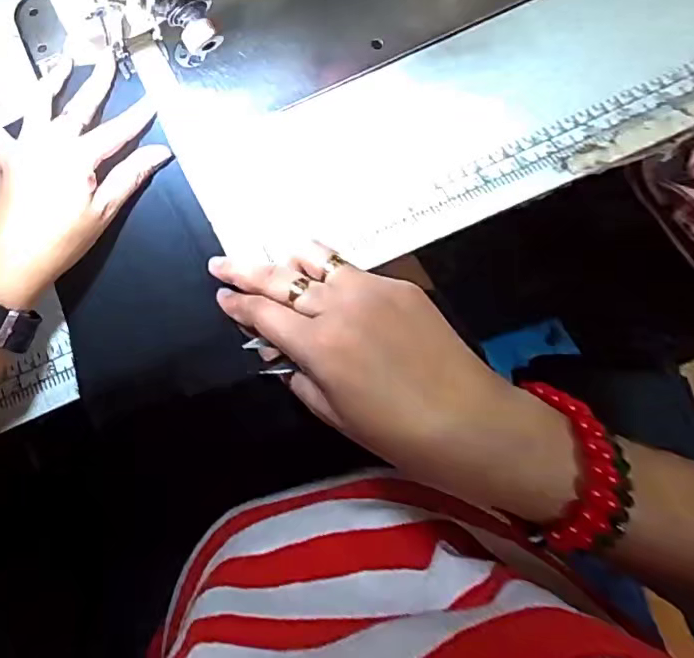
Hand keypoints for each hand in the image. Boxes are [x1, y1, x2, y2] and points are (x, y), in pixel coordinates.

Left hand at [0, 54, 170, 308]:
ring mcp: (23, 146)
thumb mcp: (104, 211)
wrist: (11, 262)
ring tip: (63, 60)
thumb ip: (130, 175)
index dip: (138, 115)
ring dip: (51, 78)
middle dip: (98, 79)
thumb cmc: (58, 241)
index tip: (153, 101)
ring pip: (37, 102)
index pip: (117, 130)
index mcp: (78, 158)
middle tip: (107, 58)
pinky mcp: (4, 157)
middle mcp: (49, 143)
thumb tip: (159, 153)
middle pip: (79, 105)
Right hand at [211, 244, 580, 522]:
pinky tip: (326, 281)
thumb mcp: (335, 414)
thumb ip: (298, 376)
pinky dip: (329, 273)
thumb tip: (277, 351)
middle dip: (245, 271)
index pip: (264, 314)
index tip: (221, 296)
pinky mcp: (398, 284)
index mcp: (319, 346)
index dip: (238, 305)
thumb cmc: (398, 434)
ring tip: (277, 264)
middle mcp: (339, 306)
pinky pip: (351, 271)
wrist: (472, 422)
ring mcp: (371, 288)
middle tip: (221, 264)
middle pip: (280, 279)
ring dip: (289, 261)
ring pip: (316, 260)